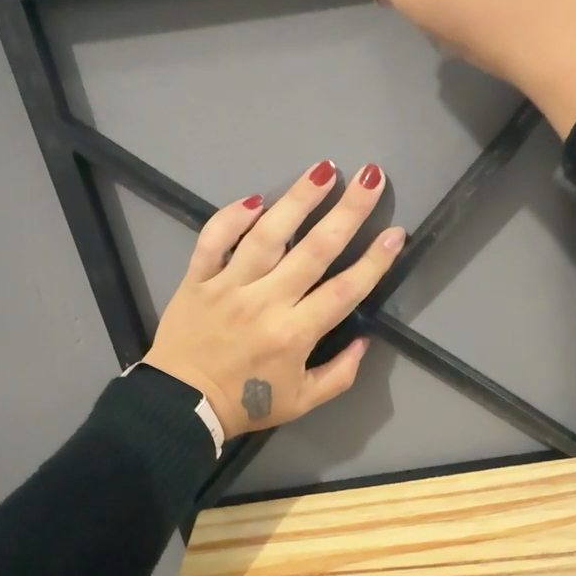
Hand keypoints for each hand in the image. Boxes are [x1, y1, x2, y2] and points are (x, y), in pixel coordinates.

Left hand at [142, 161, 404, 438]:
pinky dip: (231, 217)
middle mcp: (266, 302)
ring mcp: (229, 286)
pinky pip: (213, 240)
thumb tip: (363, 341)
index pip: (345, 290)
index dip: (374, 261)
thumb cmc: (247, 404)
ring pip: (267, 235)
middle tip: (370, 177)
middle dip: (347, 211)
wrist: (180, 406)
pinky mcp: (197, 279)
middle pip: (314, 249)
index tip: (395, 233)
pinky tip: (256, 198)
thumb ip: (339, 375)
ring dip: (298, 199)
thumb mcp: (302, 402)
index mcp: (295, 333)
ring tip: (324, 169)